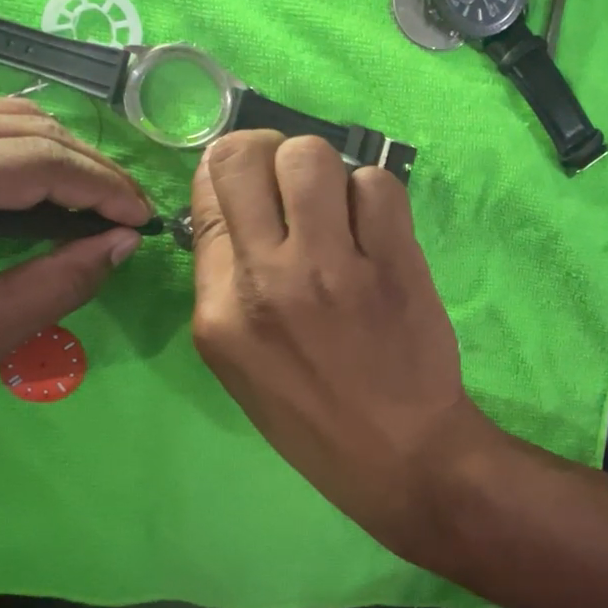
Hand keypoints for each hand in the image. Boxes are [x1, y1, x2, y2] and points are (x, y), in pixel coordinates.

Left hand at [0, 98, 150, 427]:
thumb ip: (51, 288)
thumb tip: (119, 243)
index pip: (33, 161)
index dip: (102, 186)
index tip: (141, 220)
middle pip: (27, 128)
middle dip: (93, 169)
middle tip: (126, 216)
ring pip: (8, 114)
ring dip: (65, 154)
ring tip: (94, 202)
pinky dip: (27, 147)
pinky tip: (43, 186)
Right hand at [189, 131, 479, 556]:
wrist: (399, 454)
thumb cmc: (313, 416)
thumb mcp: (238, 358)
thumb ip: (229, 278)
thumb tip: (242, 206)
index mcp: (218, 308)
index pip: (208, 189)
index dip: (235, 173)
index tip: (260, 188)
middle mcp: (265, 279)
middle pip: (248, 153)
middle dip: (272, 154)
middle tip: (299, 185)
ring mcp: (332, 269)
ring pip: (313, 156)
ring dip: (328, 173)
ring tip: (342, 211)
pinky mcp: (394, 264)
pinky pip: (377, 184)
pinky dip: (376, 197)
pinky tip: (379, 232)